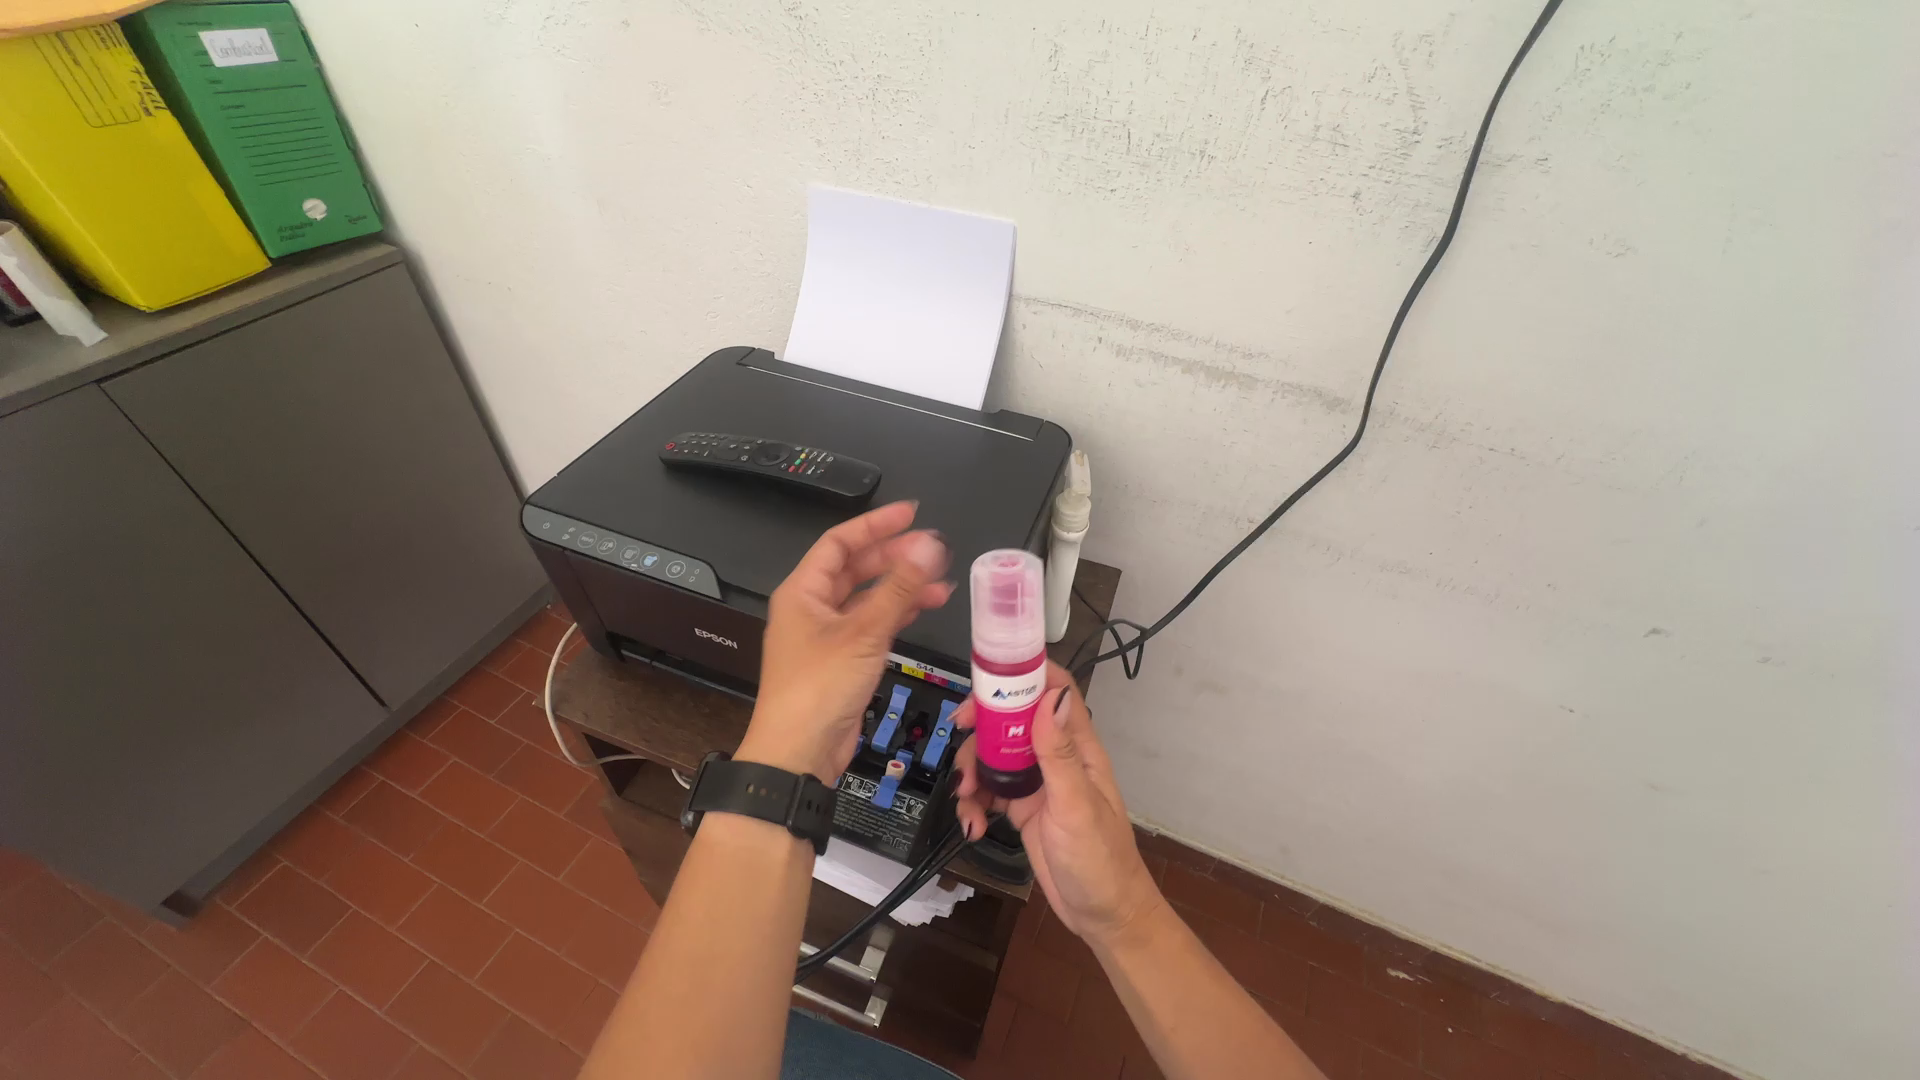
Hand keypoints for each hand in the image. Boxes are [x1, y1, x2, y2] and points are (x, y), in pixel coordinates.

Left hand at [737, 500, 951, 781]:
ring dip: (901, 588)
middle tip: (933, 550)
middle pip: (857, 568)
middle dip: (895, 557)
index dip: (876, 524)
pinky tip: (924, 608)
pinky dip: (897, 614)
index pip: (840, 542)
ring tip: (941, 583)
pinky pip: (872, 623)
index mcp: (803, 591)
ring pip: (868, 597)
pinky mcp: (842, 659)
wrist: (800, 753)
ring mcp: (827, 634)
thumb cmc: (819, 689)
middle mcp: (812, 608)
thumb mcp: (864, 632)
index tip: (910, 514)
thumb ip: (900, 588)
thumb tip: (930, 546)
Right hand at [953, 663, 1166, 949]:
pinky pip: (990, 790)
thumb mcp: (1077, 806)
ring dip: (973, 769)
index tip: (989, 679)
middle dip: (983, 723)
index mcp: (1078, 747)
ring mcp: (1037, 782)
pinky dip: (976, 802)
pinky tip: (974, 825)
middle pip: (1012, 719)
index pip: (1055, 691)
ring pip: (995, 754)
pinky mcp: (1022, 807)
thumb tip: (1050, 696)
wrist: (1103, 916)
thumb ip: (1061, 753)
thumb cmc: (1101, 861)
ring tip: (965, 796)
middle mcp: (1056, 756)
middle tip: (959, 731)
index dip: (1025, 676)